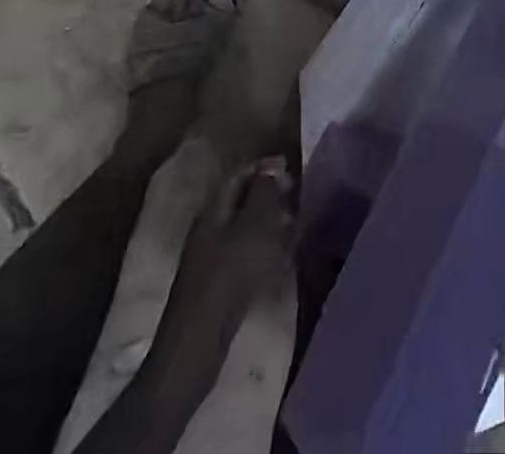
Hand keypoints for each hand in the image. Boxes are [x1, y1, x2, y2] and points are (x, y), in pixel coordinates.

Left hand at [153, 161, 291, 365]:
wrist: (201, 339)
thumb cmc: (230, 276)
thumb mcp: (253, 228)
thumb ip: (264, 194)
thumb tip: (272, 167)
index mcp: (213, 211)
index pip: (239, 175)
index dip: (265, 167)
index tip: (295, 166)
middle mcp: (210, 229)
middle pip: (242, 200)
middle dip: (272, 192)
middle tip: (303, 191)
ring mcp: (214, 256)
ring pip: (247, 225)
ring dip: (273, 218)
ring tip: (301, 218)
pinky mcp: (222, 279)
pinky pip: (248, 248)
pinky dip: (269, 242)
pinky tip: (287, 250)